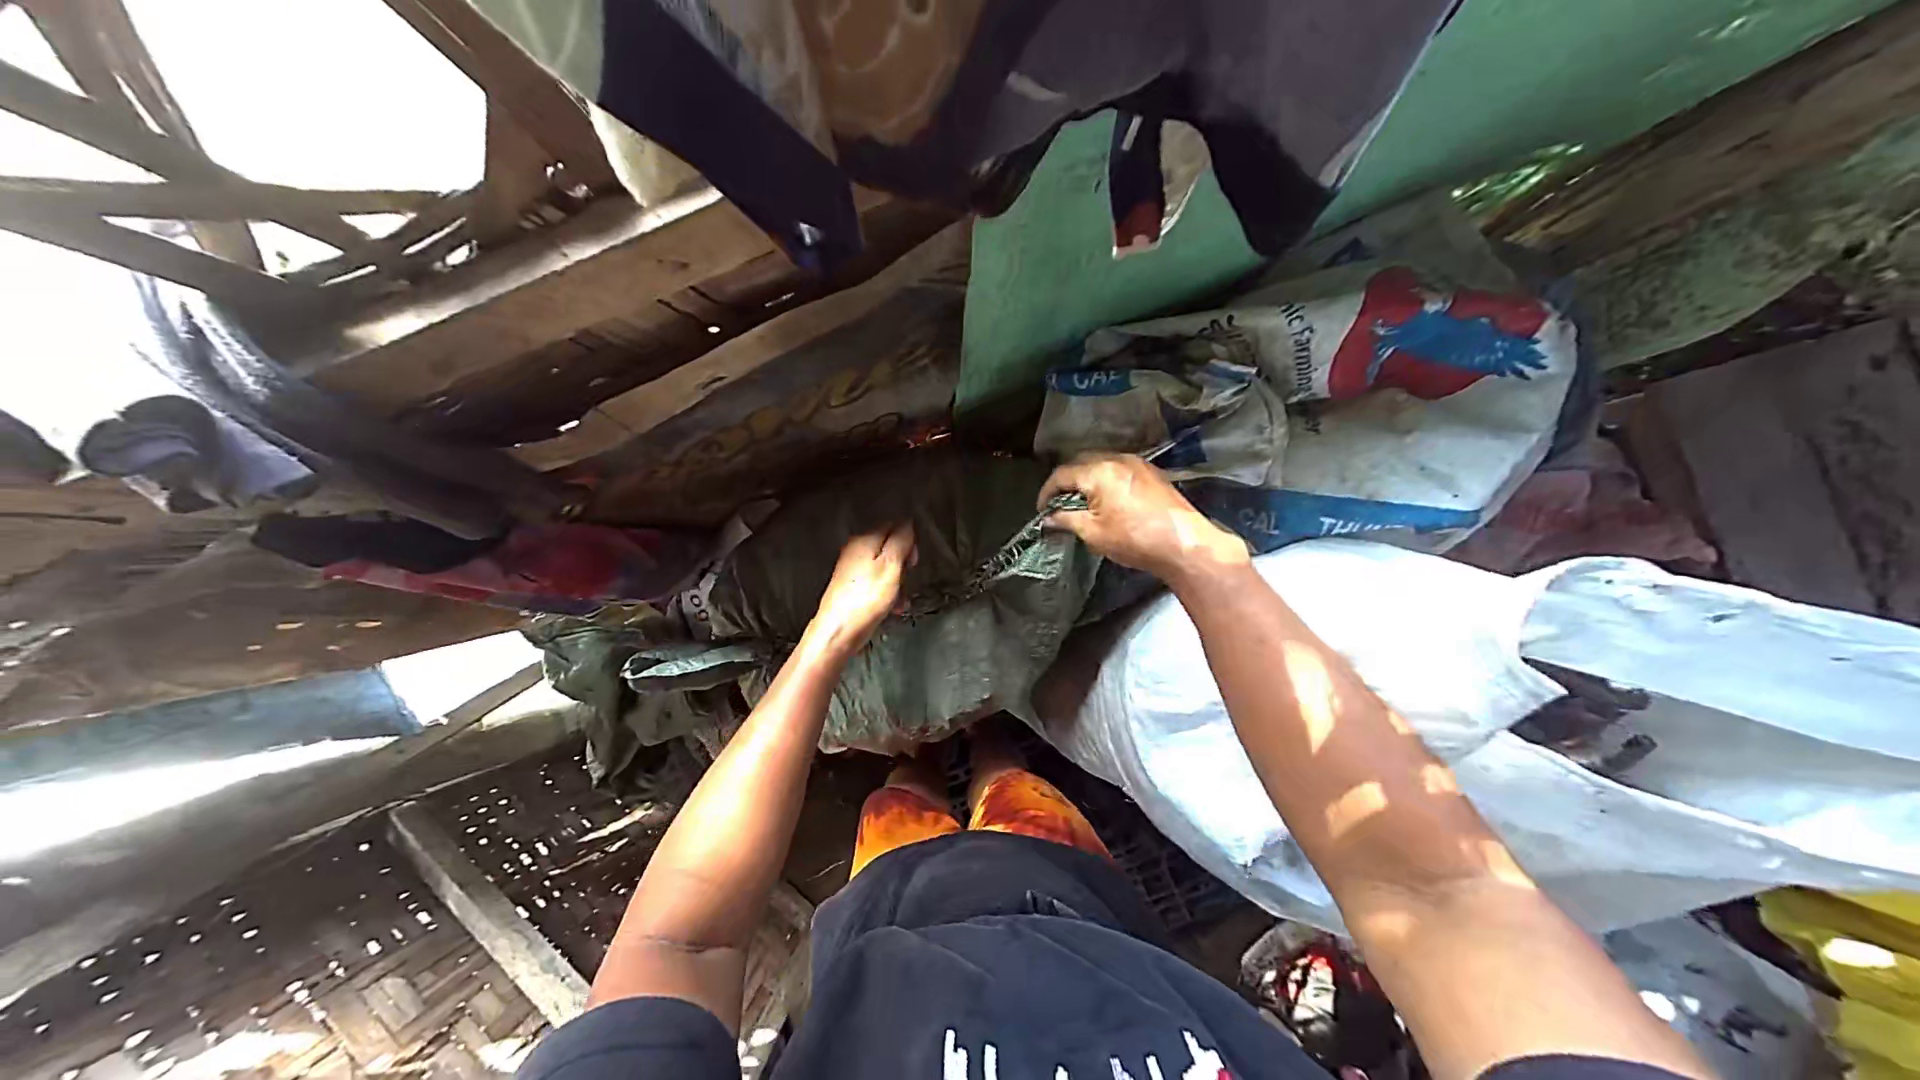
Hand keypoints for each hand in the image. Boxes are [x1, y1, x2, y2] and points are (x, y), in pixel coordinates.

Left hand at [805, 522, 915, 657]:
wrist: (838, 632)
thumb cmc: (864, 601)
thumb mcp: (891, 565)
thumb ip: (901, 540)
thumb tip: (908, 523)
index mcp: (864, 540)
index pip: (894, 526)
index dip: (909, 542)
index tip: (912, 560)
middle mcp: (855, 551)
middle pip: (890, 549)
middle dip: (903, 566)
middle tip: (905, 579)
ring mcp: (852, 570)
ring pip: (885, 569)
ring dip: (897, 583)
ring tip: (899, 599)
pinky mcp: (852, 588)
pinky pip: (876, 584)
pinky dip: (887, 594)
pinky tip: (890, 607)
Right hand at [1039, 453, 1247, 584]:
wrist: (1184, 545)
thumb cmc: (1136, 540)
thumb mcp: (1093, 534)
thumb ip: (1066, 520)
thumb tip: (1049, 518)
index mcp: (1099, 472)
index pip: (1062, 474)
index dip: (1047, 492)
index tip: (1043, 510)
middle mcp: (1118, 460)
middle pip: (1081, 463)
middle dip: (1066, 482)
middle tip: (1059, 504)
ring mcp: (1138, 464)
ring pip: (1102, 464)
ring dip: (1087, 480)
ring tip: (1082, 503)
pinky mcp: (1152, 474)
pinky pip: (1120, 470)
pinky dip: (1107, 481)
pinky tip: (1108, 501)